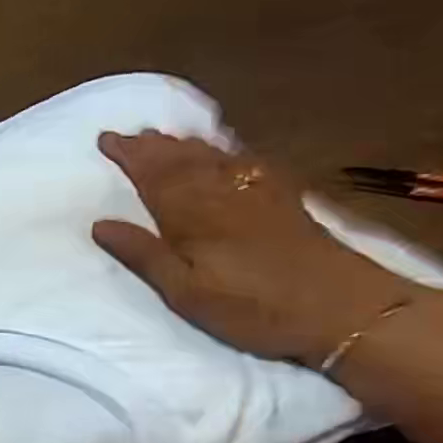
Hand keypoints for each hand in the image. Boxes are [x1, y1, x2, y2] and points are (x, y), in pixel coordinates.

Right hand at [93, 130, 420, 367]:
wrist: (343, 309)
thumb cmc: (254, 308)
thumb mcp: (187, 294)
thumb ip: (144, 255)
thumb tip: (100, 223)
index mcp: (192, 215)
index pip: (152, 175)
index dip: (129, 156)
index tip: (106, 139)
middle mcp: (221, 193)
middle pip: (180, 160)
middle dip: (151, 145)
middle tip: (128, 133)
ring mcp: (255, 193)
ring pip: (211, 156)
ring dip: (183, 144)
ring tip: (163, 135)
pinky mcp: (282, 200)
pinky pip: (245, 162)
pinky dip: (225, 150)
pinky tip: (223, 149)